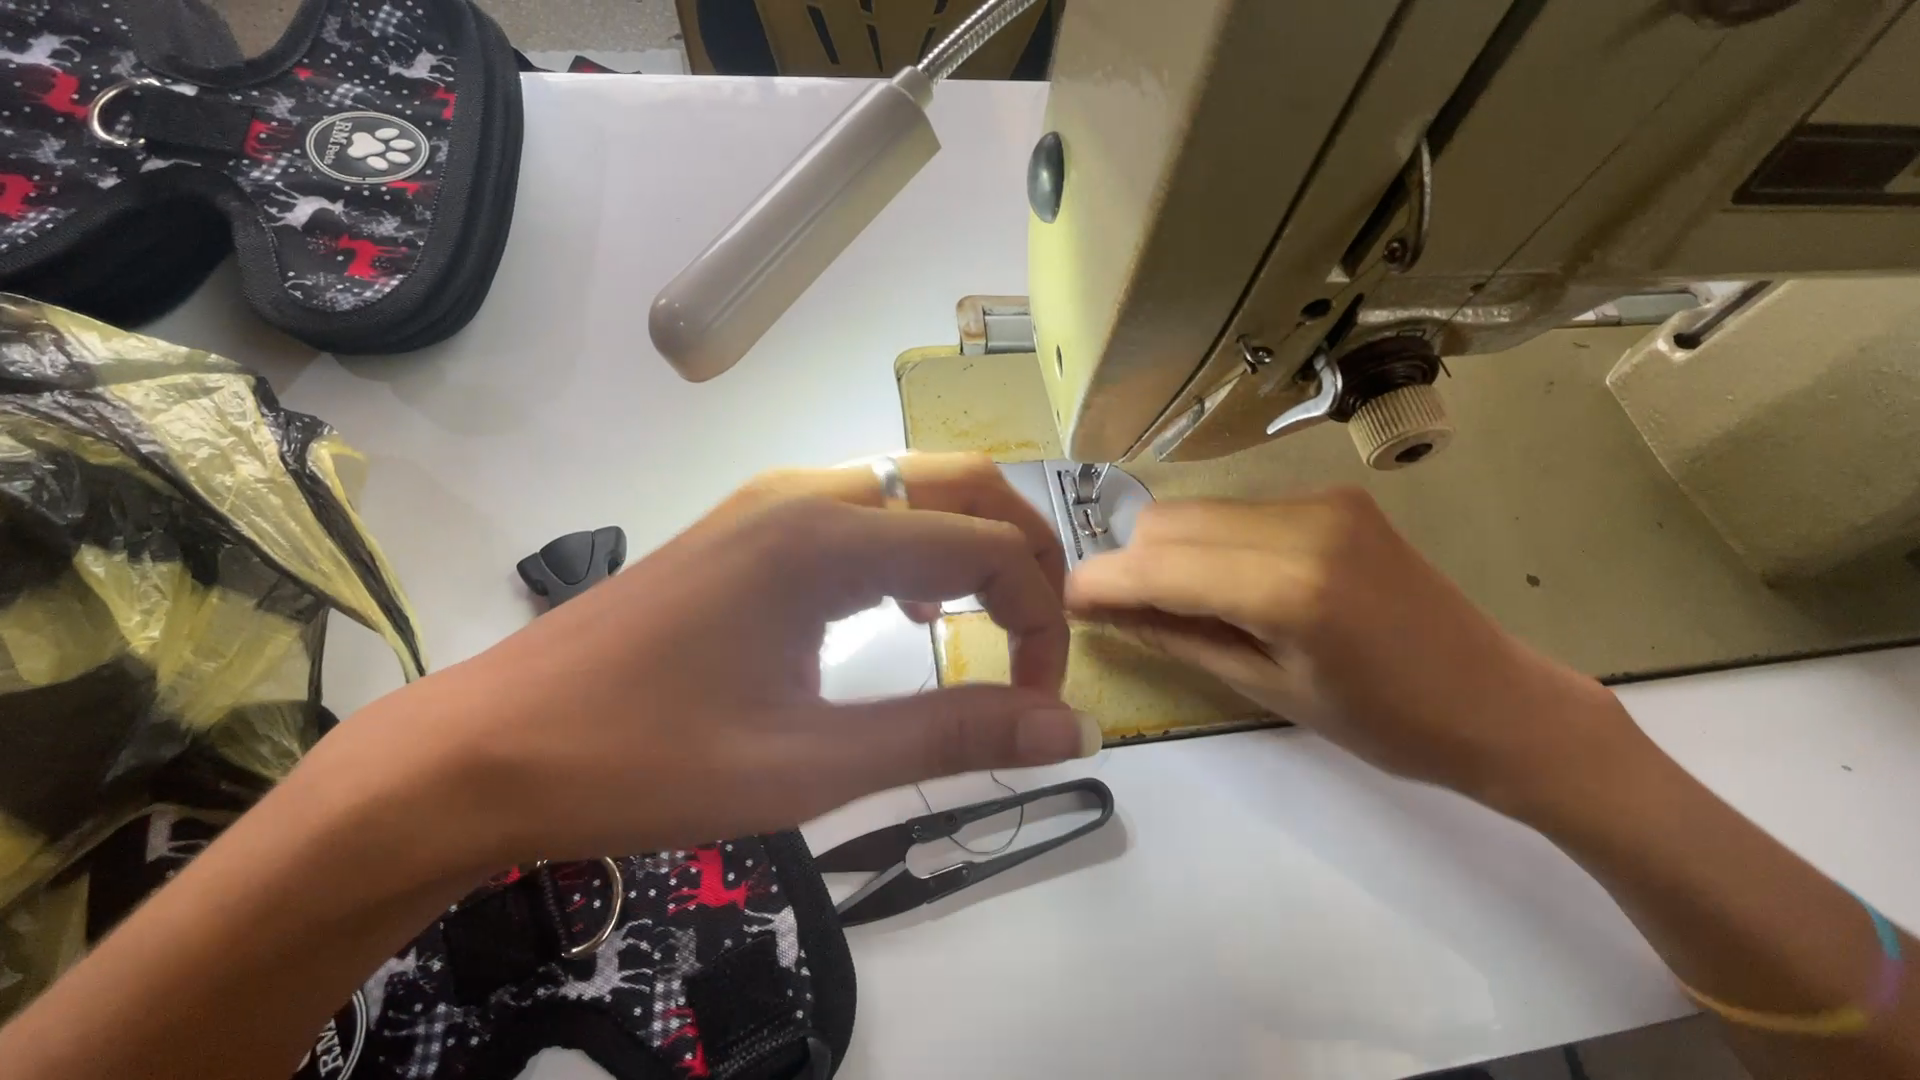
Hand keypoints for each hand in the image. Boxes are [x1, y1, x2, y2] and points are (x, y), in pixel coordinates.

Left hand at [323, 453, 1094, 873]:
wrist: (487, 749)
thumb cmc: (644, 762)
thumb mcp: (810, 765)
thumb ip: (948, 736)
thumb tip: (1070, 732)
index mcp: (827, 537)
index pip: (990, 549)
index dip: (1040, 624)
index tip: (1039, 707)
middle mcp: (807, 493)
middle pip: (965, 484)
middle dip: (1027, 554)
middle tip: (1041, 644)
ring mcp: (771, 503)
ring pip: (915, 488)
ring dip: (975, 543)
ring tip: (994, 624)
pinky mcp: (748, 530)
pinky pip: (865, 511)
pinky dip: (918, 547)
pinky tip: (909, 608)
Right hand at [1064, 490, 1634, 811]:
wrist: (1498, 703)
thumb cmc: (1385, 723)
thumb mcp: (1267, 689)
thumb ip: (1178, 638)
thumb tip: (1104, 611)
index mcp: (1289, 587)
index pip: (1159, 566)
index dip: (1101, 583)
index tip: (1064, 601)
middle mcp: (1301, 523)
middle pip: (1168, 522)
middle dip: (1132, 565)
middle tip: (1127, 615)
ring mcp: (1321, 501)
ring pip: (1198, 511)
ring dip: (1171, 554)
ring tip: (1185, 607)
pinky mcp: (1335, 498)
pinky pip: (1238, 511)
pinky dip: (1213, 545)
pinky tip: (1233, 586)